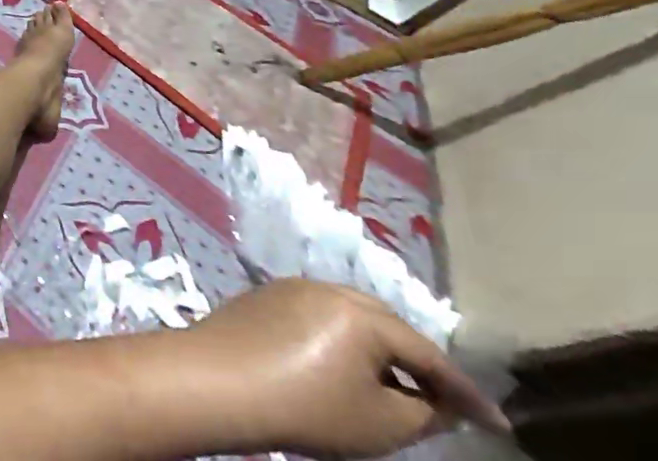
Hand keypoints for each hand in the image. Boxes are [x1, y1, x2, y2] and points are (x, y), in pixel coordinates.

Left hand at [193, 280, 509, 457]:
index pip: (429, 355)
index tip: (498, 424)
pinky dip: (338, 338)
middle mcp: (321, 289)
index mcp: (360, 313)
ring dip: (376, 345)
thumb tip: (438, 400)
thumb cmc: (306, 404)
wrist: (214, 381)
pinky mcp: (257, 298)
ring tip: (396, 383)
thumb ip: (427, 411)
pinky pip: (313, 314)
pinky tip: (342, 365)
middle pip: (386, 323)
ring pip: (347, 314)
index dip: (467, 394)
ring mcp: (283, 289)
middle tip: (443, 397)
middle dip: (419, 359)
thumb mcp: (384, 422)